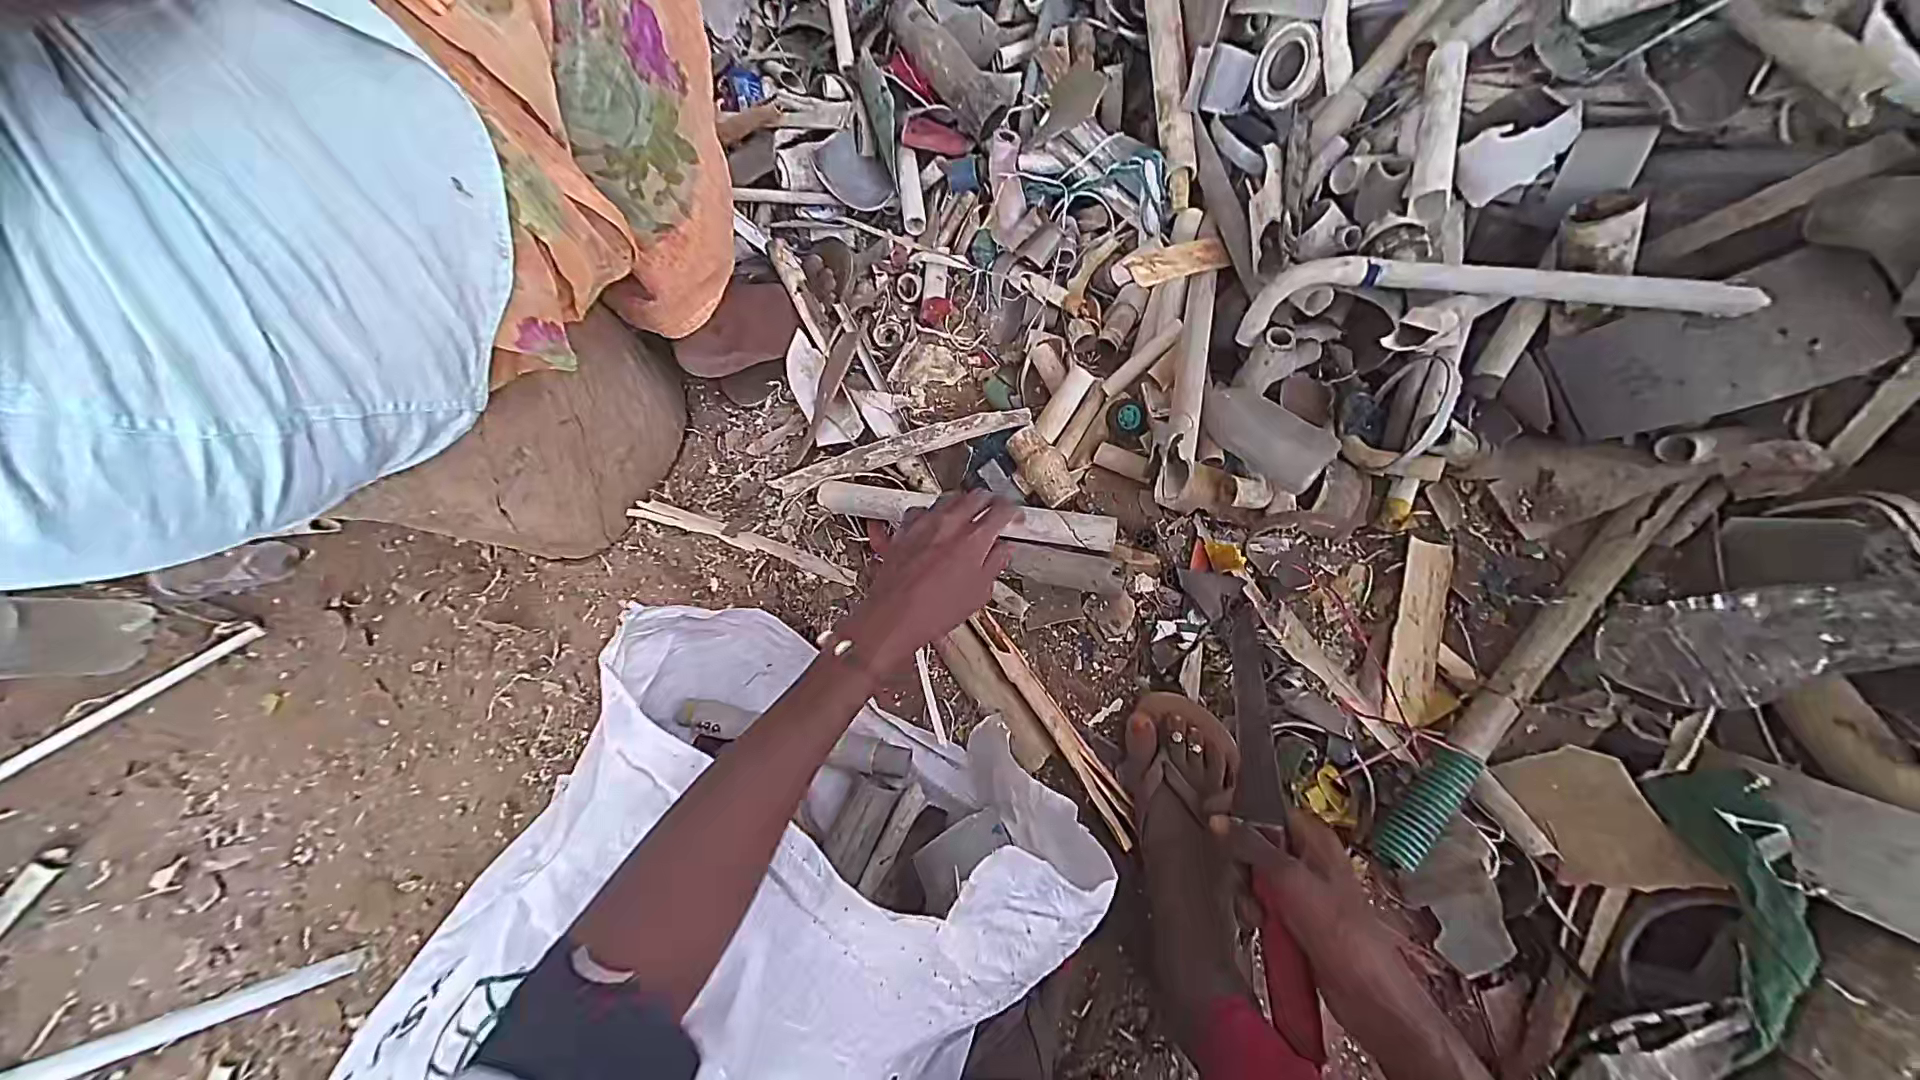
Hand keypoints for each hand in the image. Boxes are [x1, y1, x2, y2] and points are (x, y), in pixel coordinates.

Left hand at [835, 491, 1015, 678]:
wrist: (893, 617)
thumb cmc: (932, 612)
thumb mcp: (978, 593)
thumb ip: (994, 564)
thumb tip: (1003, 551)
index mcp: (973, 539)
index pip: (1001, 511)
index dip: (1012, 512)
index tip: (1014, 518)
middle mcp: (948, 525)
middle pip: (976, 497)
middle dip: (990, 501)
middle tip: (996, 510)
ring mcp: (923, 525)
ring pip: (948, 498)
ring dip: (962, 502)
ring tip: (968, 512)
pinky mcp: (904, 530)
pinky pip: (921, 510)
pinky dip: (933, 512)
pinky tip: (935, 522)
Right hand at [1212, 806, 1370, 949]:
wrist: (1365, 996)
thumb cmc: (1341, 932)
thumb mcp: (1288, 879)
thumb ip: (1250, 845)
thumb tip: (1219, 820)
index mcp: (1314, 838)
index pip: (1268, 806)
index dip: (1239, 807)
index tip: (1212, 810)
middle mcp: (1306, 859)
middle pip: (1254, 842)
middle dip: (1241, 862)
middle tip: (1244, 878)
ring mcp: (1299, 889)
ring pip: (1252, 874)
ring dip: (1246, 893)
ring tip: (1258, 911)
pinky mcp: (1293, 917)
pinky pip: (1258, 902)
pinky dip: (1253, 911)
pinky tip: (1261, 925)